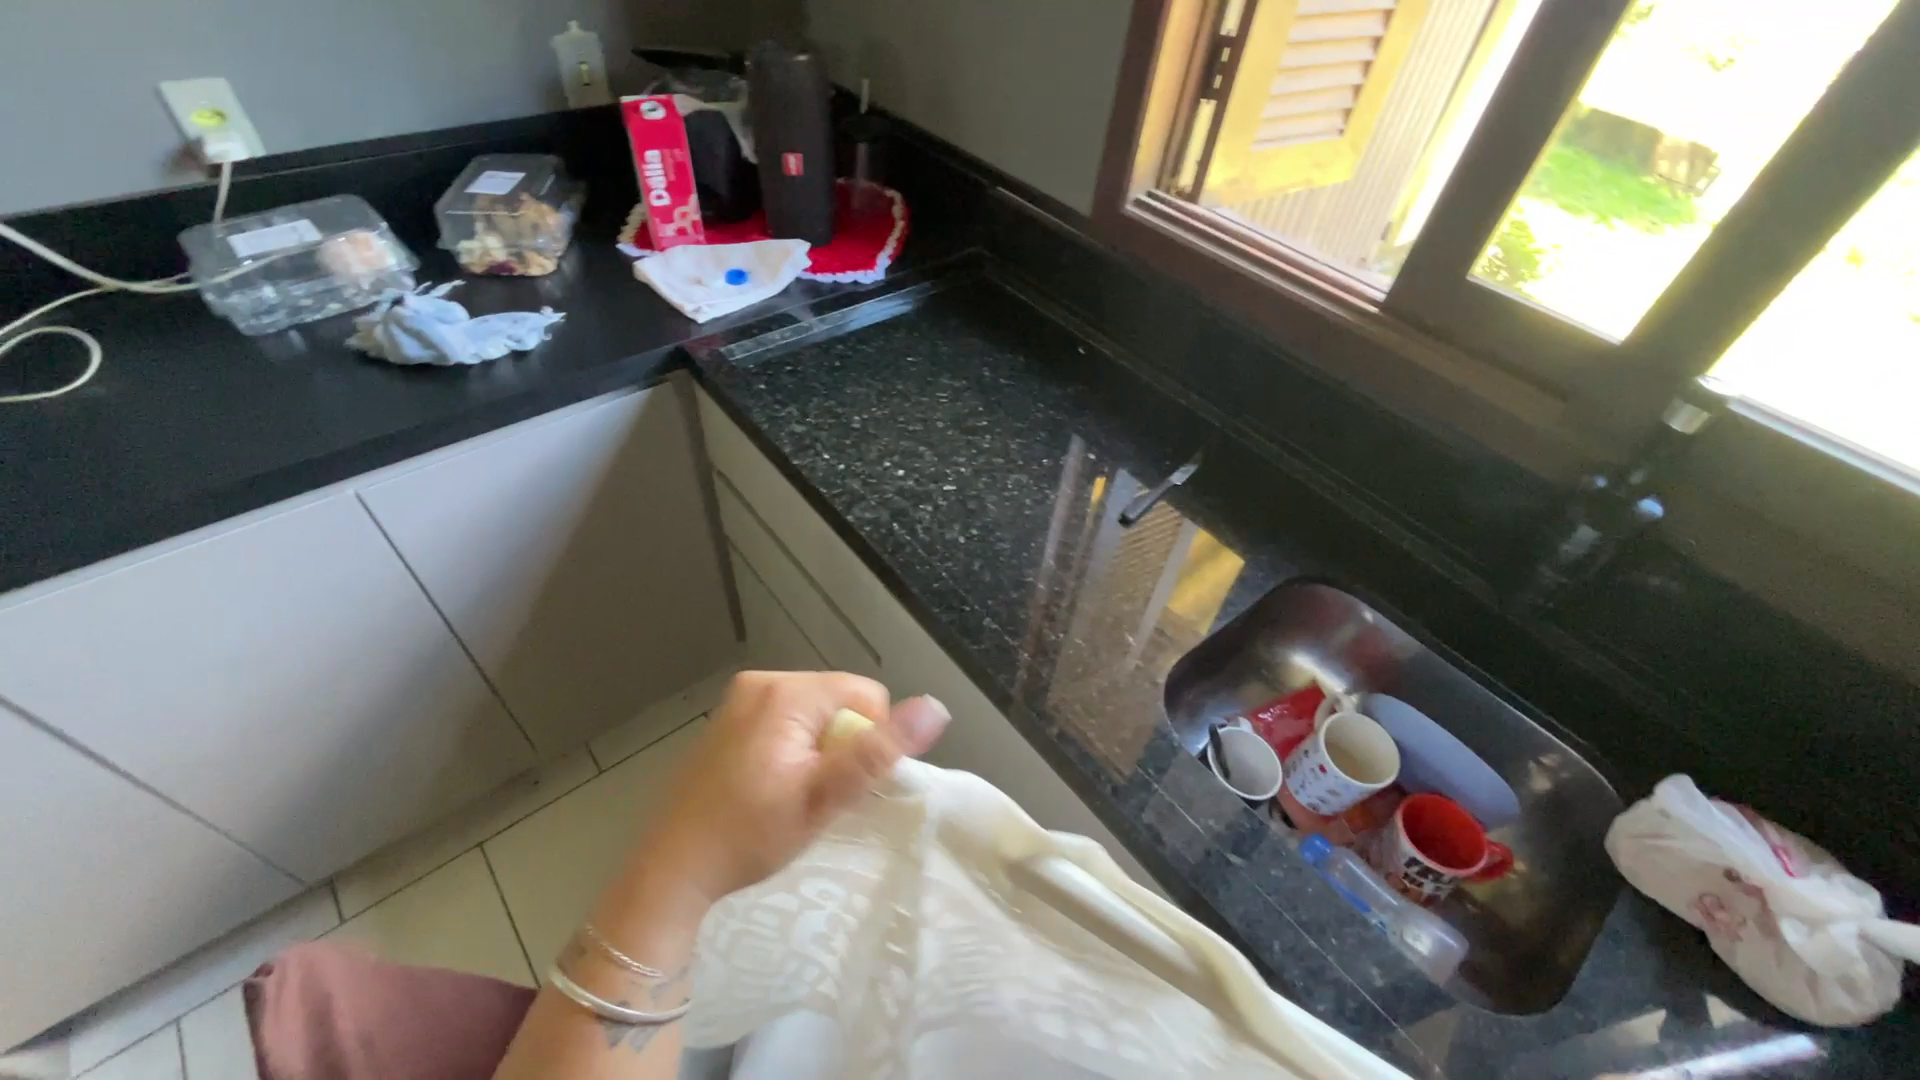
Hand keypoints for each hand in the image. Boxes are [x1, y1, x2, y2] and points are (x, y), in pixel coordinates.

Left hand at [639, 671, 949, 906]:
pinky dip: (793, 750)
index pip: (867, 696)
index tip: (839, 785)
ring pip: (815, 715)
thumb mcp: (822, 797)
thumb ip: (878, 751)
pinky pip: (786, 721)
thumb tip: (936, 707)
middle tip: (815, 795)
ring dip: (819, 751)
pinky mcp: (728, 720)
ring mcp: (739, 699)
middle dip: (841, 746)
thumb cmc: (749, 835)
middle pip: (840, 702)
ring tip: (793, 795)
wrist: (670, 870)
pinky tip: (771, 788)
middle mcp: (761, 681)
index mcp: (785, 690)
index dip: (868, 742)